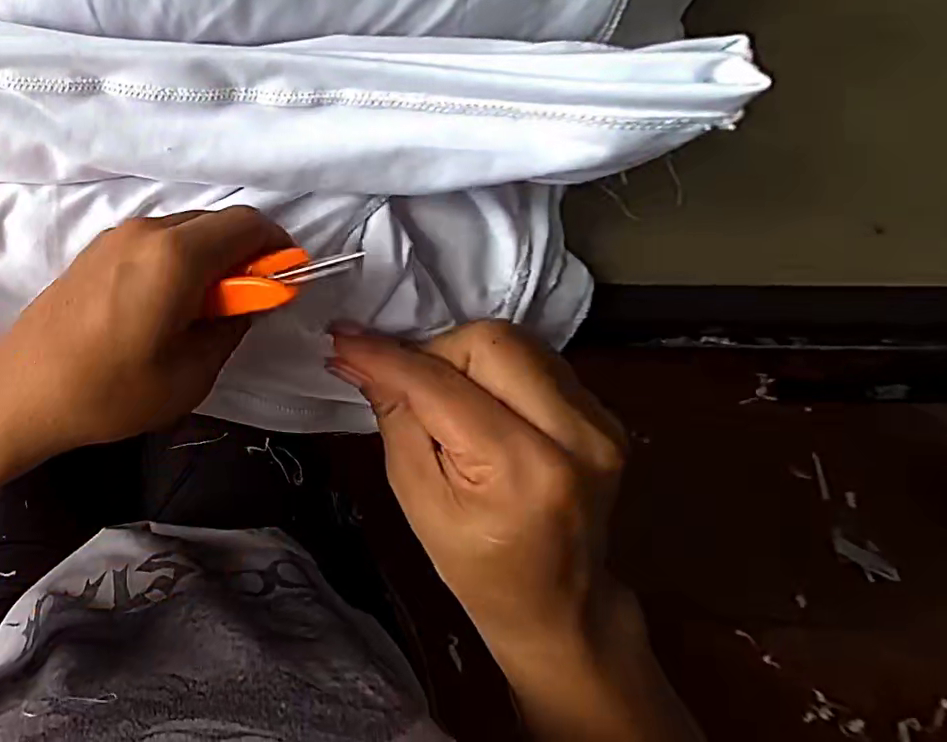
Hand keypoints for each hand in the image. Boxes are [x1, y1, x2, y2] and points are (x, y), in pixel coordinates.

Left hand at [0, 207, 290, 469]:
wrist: (17, 395)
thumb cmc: (109, 392)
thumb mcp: (190, 373)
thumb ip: (234, 324)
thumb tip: (255, 298)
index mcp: (176, 255)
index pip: (248, 224)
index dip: (277, 247)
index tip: (284, 281)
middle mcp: (148, 230)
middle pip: (218, 222)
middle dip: (245, 254)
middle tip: (245, 303)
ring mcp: (118, 235)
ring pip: (188, 229)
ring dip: (211, 258)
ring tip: (202, 310)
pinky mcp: (98, 249)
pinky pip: (158, 240)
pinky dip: (181, 259)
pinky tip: (165, 305)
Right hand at [326, 320, 626, 653]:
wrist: (561, 606)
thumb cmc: (477, 565)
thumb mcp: (417, 497)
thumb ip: (393, 416)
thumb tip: (355, 356)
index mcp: (523, 471)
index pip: (441, 386)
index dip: (387, 357)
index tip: (343, 339)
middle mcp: (574, 434)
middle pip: (489, 342)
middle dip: (436, 352)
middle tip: (409, 383)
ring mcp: (598, 420)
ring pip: (513, 341)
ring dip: (464, 355)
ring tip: (447, 396)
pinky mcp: (603, 412)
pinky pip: (535, 357)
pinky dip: (494, 365)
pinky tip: (482, 401)